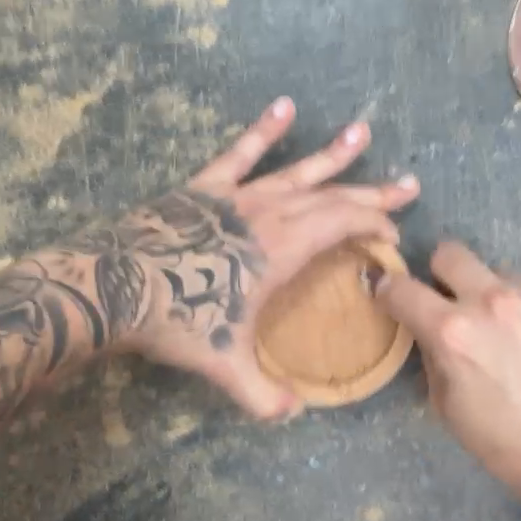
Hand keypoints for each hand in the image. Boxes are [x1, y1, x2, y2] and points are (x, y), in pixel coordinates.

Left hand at [77, 97, 417, 419]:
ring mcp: (236, 196)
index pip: (345, 224)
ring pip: (296, 170)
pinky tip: (283, 105)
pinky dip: (262, 131)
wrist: (112, 285)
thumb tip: (291, 414)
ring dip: (332, 154)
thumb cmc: (176, 321)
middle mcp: (268, 214)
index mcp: (283, 248)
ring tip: (361, 131)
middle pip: (332, 196)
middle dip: (372, 193)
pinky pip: (240, 154)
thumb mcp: (226, 365)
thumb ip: (263, 395)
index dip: (375, 224)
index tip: (393, 234)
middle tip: (408, 185)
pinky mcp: (204, 188)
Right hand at [375, 242, 520, 512]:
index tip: (395, 297)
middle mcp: (493, 301)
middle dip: (443, 276)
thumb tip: (429, 329)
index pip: (400, 287)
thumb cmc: (509, 447)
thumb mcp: (449, 409)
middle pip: (450, 253)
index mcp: (452, 332)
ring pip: (503, 277)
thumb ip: (432, 356)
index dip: (390, 291)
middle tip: (457, 306)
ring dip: (500, 302)